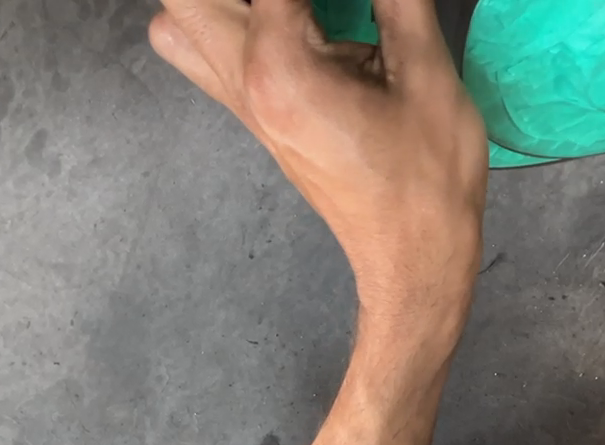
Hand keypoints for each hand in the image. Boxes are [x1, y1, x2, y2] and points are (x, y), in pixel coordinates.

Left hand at [149, 0, 488, 341]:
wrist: (414, 260)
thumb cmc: (426, 181)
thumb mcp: (424, 73)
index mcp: (280, 71)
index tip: (354, 5)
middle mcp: (246, 88)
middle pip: (187, 1)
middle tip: (307, 7)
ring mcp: (247, 112)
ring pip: (178, 29)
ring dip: (222, 6)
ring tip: (290, 14)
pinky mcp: (260, 126)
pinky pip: (211, 62)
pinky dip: (236, 26)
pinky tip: (299, 27)